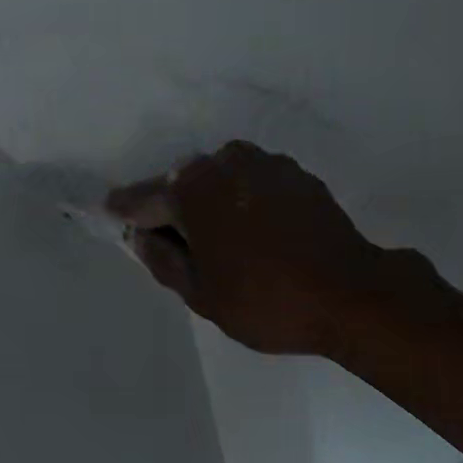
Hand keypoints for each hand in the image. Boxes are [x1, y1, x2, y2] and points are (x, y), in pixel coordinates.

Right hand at [105, 141, 393, 355]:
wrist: (351, 295)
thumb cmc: (268, 302)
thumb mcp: (203, 295)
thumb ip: (163, 261)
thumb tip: (142, 237)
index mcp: (193, 189)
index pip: (145, 199)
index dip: (127, 213)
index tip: (112, 215)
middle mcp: (227, 161)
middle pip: (185, 186)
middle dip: (176, 212)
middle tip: (180, 250)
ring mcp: (268, 164)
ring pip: (223, 185)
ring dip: (214, 208)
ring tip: (223, 249)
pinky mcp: (299, 177)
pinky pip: (255, 188)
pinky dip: (246, 206)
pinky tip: (257, 239)